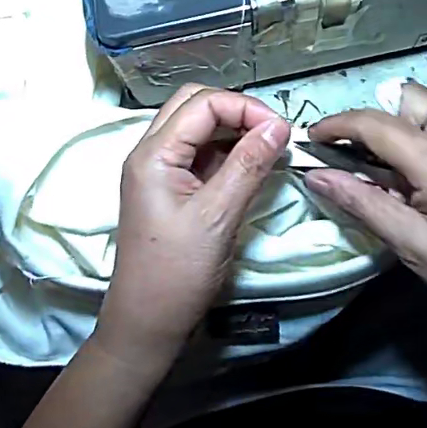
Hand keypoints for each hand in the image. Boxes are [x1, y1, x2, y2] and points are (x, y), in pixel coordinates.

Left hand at [95, 85, 290, 372]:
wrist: (147, 323)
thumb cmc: (178, 273)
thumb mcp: (218, 216)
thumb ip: (249, 165)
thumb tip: (279, 125)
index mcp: (153, 154)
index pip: (202, 104)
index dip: (244, 107)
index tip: (280, 130)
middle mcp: (150, 152)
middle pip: (194, 104)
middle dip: (236, 109)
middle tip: (270, 133)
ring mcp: (159, 169)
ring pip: (196, 126)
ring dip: (232, 128)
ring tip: (266, 147)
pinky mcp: (170, 186)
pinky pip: (199, 152)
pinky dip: (226, 149)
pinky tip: (250, 164)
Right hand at [303, 81, 426, 360]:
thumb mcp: (418, 250)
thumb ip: (365, 204)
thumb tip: (317, 177)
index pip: (377, 124)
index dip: (338, 125)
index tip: (314, 138)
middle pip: (409, 100)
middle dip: (377, 121)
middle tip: (361, 161)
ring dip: (407, 132)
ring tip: (400, 179)